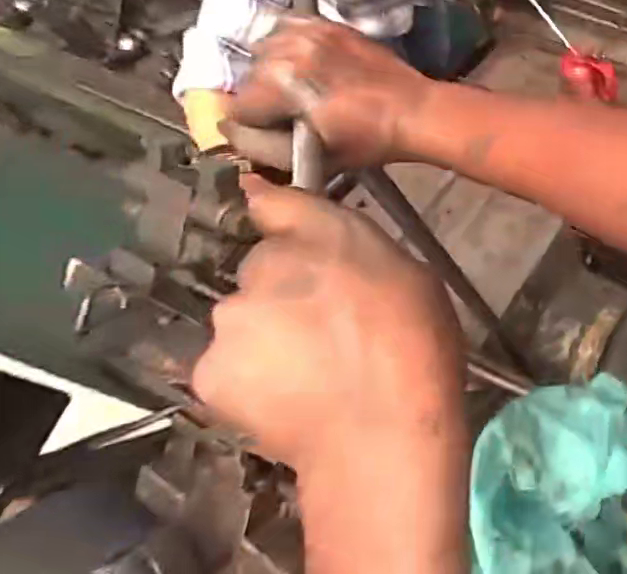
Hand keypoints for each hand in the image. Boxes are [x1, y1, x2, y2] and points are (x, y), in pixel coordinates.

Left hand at [191, 178, 467, 475]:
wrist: (383, 426)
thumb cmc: (418, 339)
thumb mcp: (410, 273)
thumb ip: (360, 254)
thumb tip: (337, 257)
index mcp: (326, 234)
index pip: (274, 201)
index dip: (270, 204)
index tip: (264, 203)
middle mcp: (267, 266)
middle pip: (262, 266)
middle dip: (284, 283)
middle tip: (321, 318)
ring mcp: (231, 320)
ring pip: (244, 314)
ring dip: (267, 327)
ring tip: (308, 363)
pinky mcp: (208, 371)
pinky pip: (228, 359)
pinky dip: (250, 369)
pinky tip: (286, 389)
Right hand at [223, 17, 430, 167]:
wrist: (417, 110)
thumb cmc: (369, 139)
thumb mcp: (309, 156)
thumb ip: (260, 145)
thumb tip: (231, 131)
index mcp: (278, 85)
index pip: (236, 106)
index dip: (253, 123)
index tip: (273, 127)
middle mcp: (289, 53)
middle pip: (250, 76)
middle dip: (264, 94)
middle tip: (291, 108)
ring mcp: (313, 34)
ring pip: (266, 49)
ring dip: (277, 66)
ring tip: (301, 84)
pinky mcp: (334, 26)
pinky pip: (292, 25)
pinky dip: (293, 41)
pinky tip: (308, 59)